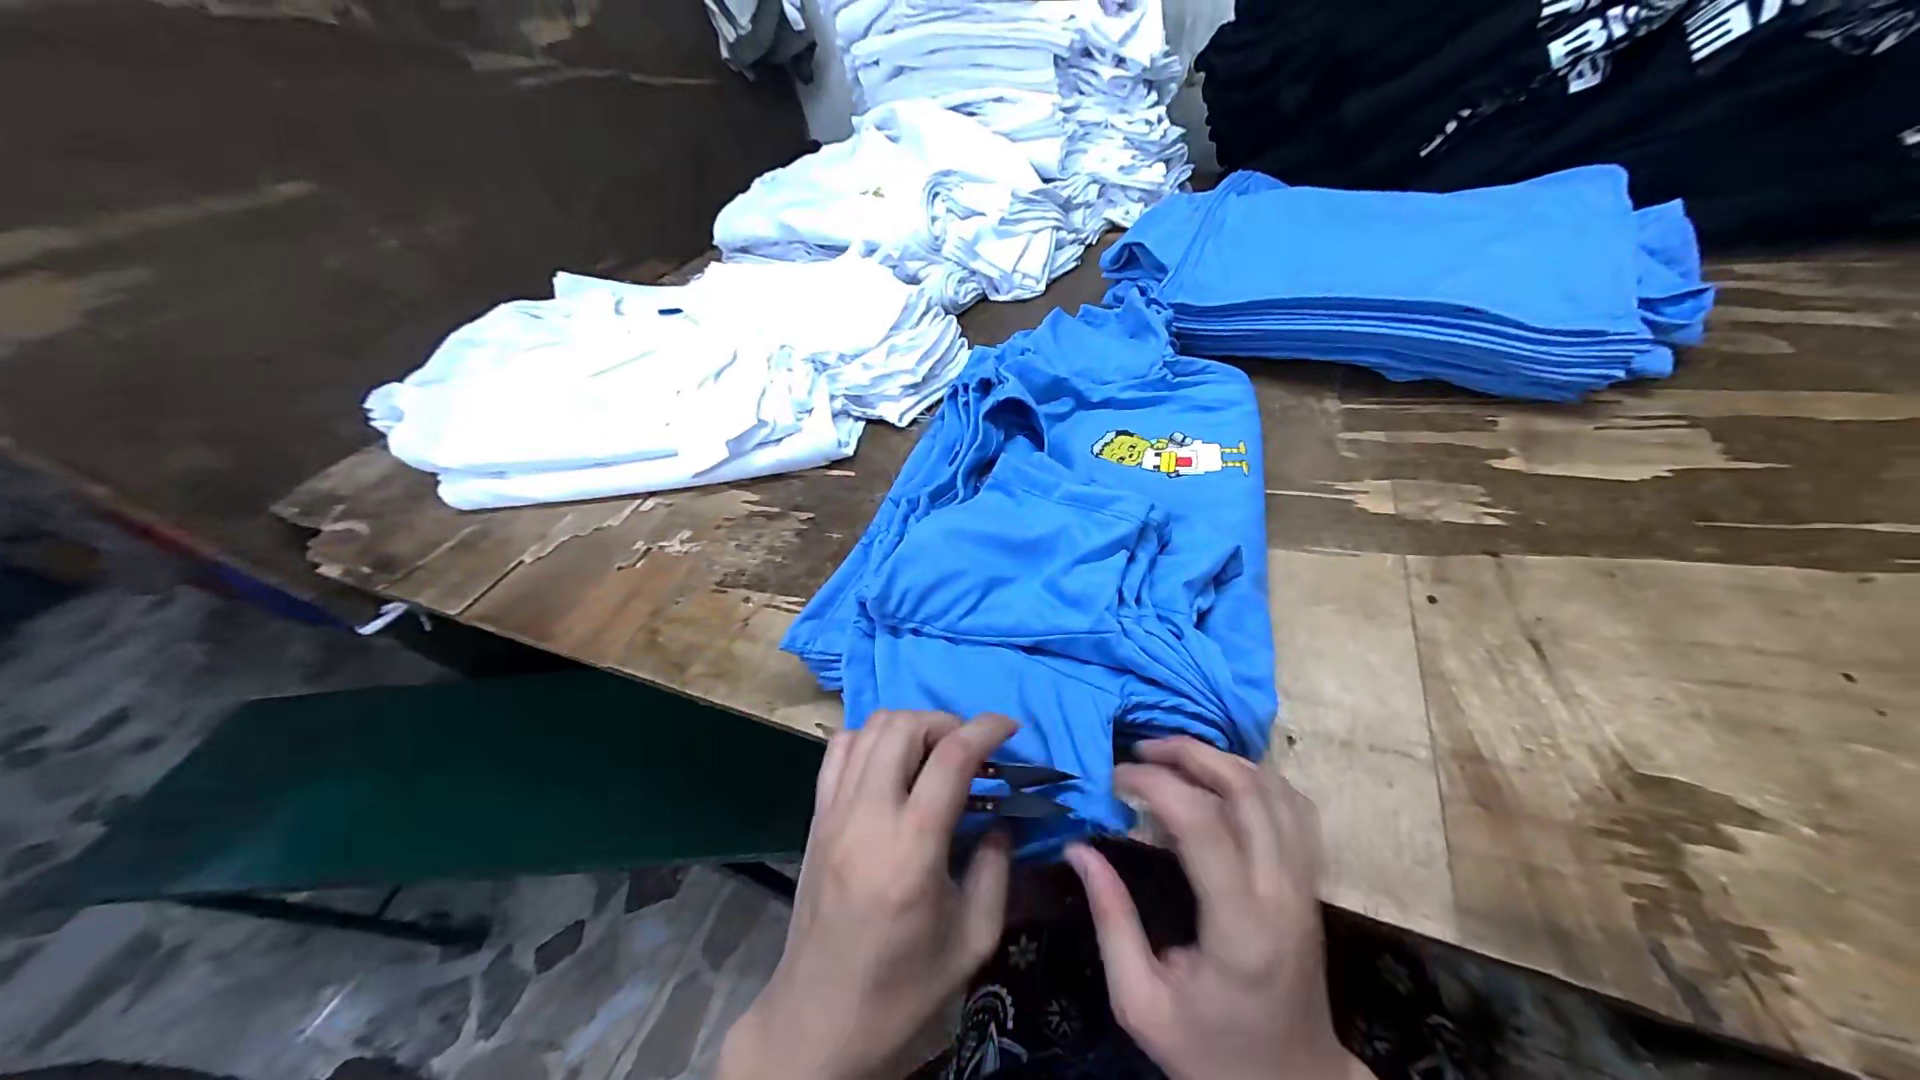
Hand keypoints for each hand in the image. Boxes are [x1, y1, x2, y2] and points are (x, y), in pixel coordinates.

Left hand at [718, 711, 1015, 1079]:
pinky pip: (840, 750)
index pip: (951, 757)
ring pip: (869, 728)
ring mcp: (833, 812)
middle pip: (904, 726)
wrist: (820, 1018)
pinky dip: (872, 739)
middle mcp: (867, 815)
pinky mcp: (816, 817)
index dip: (987, 729)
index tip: (1011, 727)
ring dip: (911, 726)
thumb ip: (996, 867)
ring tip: (936, 753)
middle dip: (947, 723)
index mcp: (911, 848)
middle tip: (973, 749)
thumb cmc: (905, 986)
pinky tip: (893, 764)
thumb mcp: (974, 936)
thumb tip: (1003, 818)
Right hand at [1065, 737, 1369, 1079]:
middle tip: (1141, 750)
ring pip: (1277, 790)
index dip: (1155, 784)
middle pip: (1247, 790)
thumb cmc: (1209, 1051)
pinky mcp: (1311, 885)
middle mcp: (1282, 895)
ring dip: (1222, 759)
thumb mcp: (1140, 1003)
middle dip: (1190, 754)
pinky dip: (1257, 778)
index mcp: (1239, 929)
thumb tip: (1078, 848)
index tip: (1114, 779)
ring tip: (1174, 756)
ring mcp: (1305, 887)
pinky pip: (1295, 809)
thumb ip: (1110, 919)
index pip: (1203, 823)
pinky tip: (1220, 779)